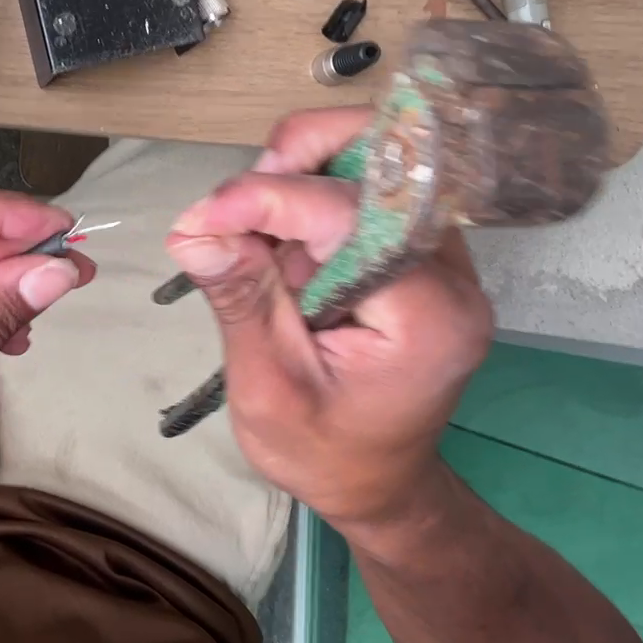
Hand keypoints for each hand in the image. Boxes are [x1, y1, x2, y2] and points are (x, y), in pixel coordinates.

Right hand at [163, 107, 494, 530]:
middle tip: (233, 203)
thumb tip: (193, 230)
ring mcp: (435, 256)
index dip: (269, 200)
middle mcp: (449, 270)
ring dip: (298, 171)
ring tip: (245, 224)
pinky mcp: (409, 254)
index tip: (198, 217)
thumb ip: (241, 300)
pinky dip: (304, 194)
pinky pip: (361, 191)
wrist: (375, 484)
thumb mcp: (268, 386)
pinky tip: (269, 234)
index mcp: (426, 314)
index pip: (350, 217)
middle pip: (385, 160)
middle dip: (300, 158)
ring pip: (373, 162)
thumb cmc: (323, 452)